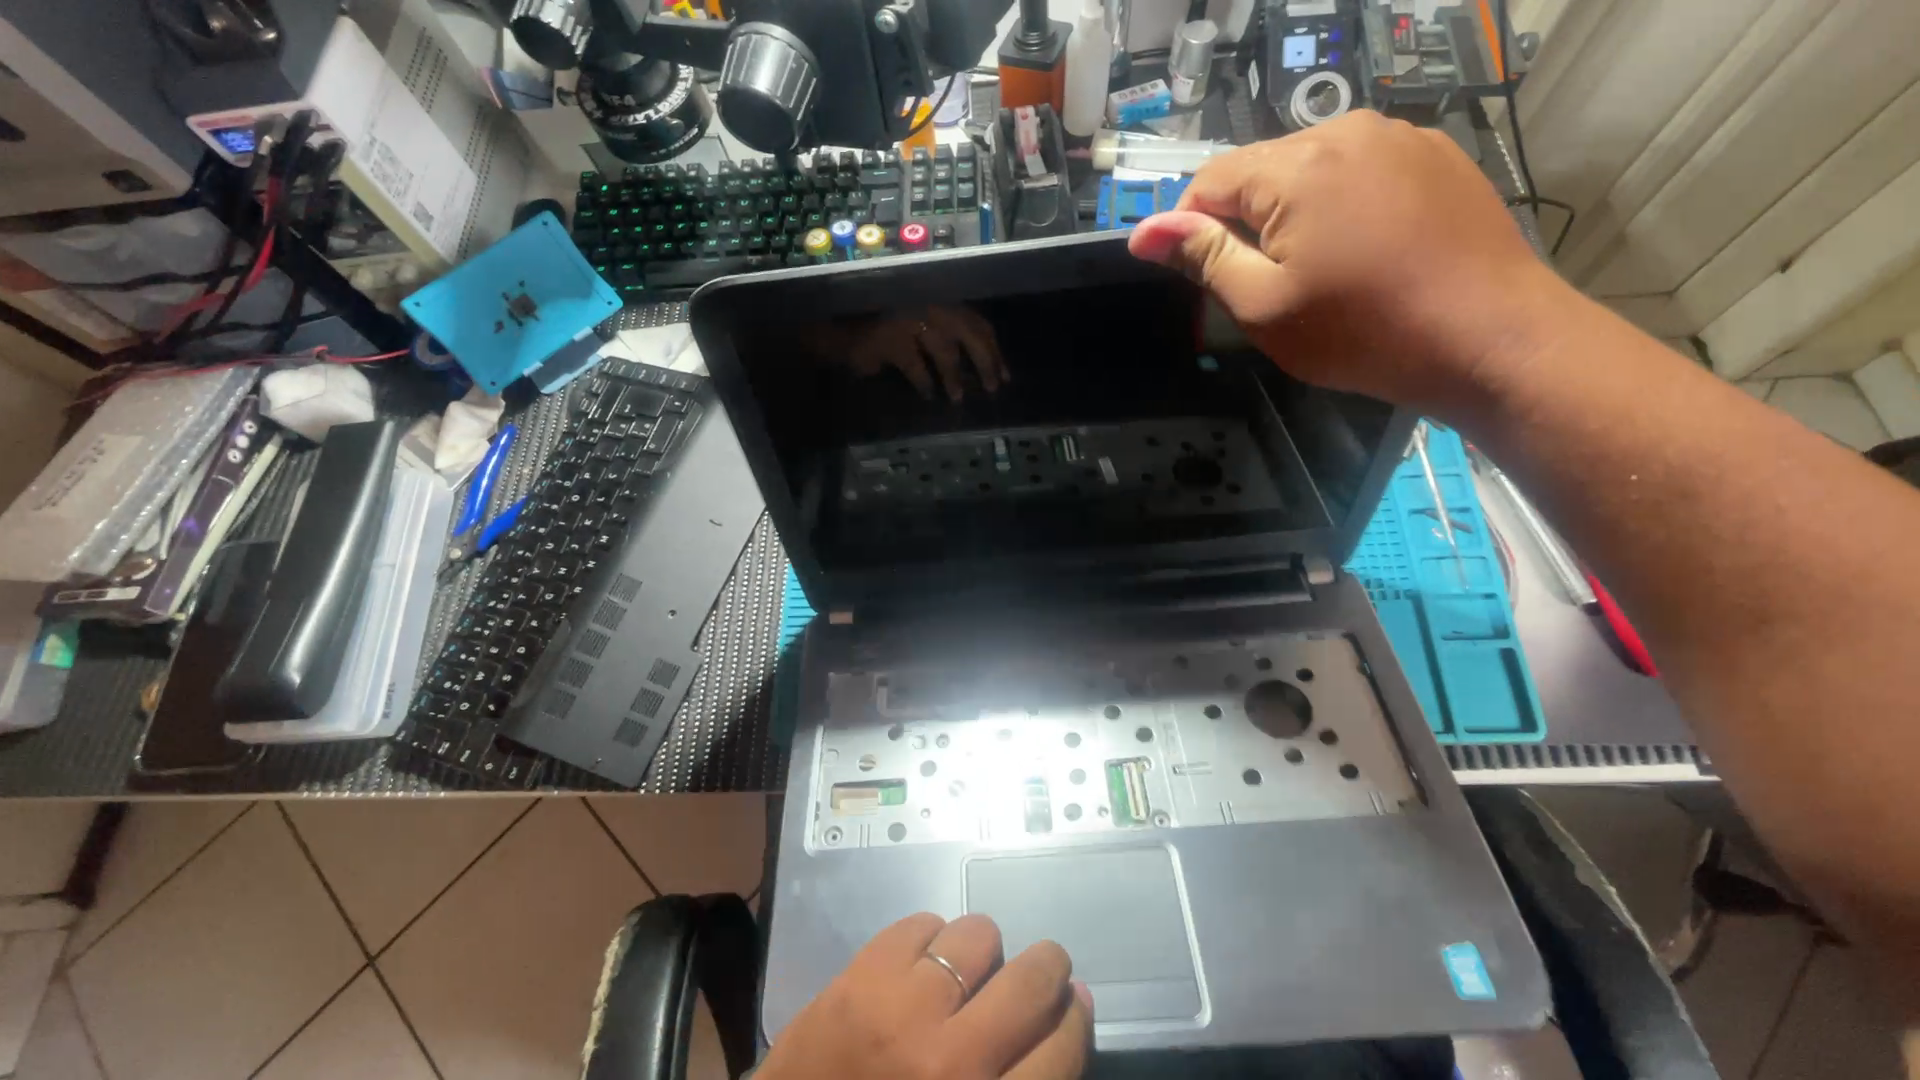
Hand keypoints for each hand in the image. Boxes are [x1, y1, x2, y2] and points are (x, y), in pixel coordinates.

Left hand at [756, 912, 1092, 1079]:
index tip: (1073, 1003)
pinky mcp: (859, 976)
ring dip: (982, 951)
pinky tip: (919, 965)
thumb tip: (1070, 1007)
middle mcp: (952, 1059)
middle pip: (1032, 983)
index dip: (1074, 1019)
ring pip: (978, 937)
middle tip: (1039, 969)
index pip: (1061, 1048)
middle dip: (1048, 968)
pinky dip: (929, 938)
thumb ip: (1021, 1079)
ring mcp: (902, 1009)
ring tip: (965, 971)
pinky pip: (921, 923)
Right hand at [844, 306, 1009, 402]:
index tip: (1004, 373)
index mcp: (939, 295)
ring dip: (954, 377)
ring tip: (958, 397)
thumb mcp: (916, 314)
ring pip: (945, 352)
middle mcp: (930, 302)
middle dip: (985, 362)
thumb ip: (941, 327)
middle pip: (970, 333)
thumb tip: (973, 358)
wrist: (836, 315)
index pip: (977, 321)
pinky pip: (915, 366)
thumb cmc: (878, 315)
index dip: (993, 348)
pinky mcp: (891, 340)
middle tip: (992, 387)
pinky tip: (928, 395)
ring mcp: (911, 319)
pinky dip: (924, 383)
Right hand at [1128, 111, 1577, 414]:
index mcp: (1295, 167)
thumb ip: (1203, 258)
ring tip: (1321, 270)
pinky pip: (1364, 171)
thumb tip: (1144, 231)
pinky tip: (1366, 251)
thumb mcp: (1264, 307)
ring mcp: (1400, 138)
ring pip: (1314, 167)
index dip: (1191, 228)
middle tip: (1267, 285)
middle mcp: (1346, 132)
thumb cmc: (1364, 332)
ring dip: (1297, 212)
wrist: (1492, 337)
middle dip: (1248, 220)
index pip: (1209, 180)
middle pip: (1262, 169)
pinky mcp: (1438, 156)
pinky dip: (1346, 204)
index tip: (1205, 278)